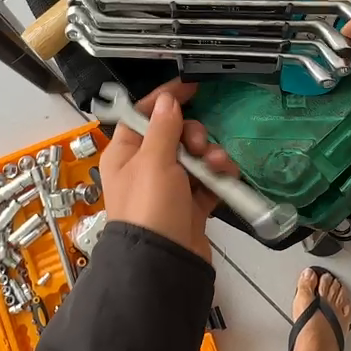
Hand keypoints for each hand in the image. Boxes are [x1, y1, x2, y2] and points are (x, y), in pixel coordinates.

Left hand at [98, 80, 237, 261]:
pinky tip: (225, 177)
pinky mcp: (189, 204)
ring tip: (216, 165)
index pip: (143, 115)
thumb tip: (167, 100)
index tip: (189, 88)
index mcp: (125, 153)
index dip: (165, 100)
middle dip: (193, 134)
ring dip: (209, 155)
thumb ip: (163, 127)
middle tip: (198, 145)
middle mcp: (144, 167)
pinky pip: (207, 180)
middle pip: (174, 134)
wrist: (163, 262)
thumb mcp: (154, 161)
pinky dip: (218, 176)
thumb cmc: (150, 208)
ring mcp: (168, 187)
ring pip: (194, 156)